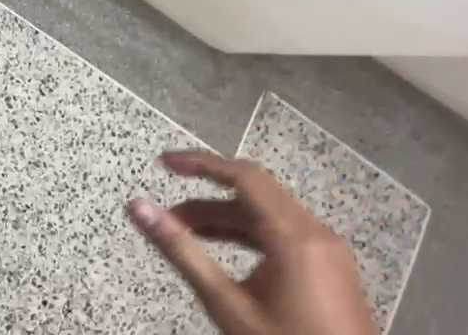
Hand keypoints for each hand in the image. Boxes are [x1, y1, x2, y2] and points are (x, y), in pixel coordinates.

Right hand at [129, 151, 376, 334]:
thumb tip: (137, 206)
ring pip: (267, 212)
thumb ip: (181, 251)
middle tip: (169, 205)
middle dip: (206, 193)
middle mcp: (316, 234)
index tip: (163, 164)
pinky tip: (221, 247)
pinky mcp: (330, 267)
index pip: (243, 176)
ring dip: (224, 214)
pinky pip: (282, 231)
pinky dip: (246, 230)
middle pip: (254, 190)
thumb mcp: (227, 304)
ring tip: (185, 229)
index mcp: (294, 237)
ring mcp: (328, 251)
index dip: (200, 163)